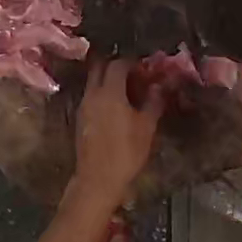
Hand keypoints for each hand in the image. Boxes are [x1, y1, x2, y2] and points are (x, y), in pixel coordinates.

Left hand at [71, 59, 162, 205]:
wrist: (98, 179)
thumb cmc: (127, 151)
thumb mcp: (147, 126)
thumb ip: (154, 101)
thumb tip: (161, 85)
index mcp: (110, 92)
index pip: (118, 64)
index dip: (133, 61)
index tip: (146, 66)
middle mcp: (92, 94)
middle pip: (100, 67)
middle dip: (116, 65)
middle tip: (135, 72)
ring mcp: (83, 106)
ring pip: (94, 82)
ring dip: (109, 79)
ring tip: (130, 89)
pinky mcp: (81, 118)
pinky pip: (92, 96)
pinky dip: (104, 93)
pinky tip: (119, 105)